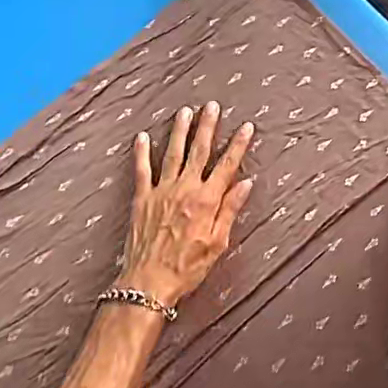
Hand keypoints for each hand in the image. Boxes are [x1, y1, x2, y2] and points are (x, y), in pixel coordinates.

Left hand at [118, 101, 253, 307]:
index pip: (226, 165)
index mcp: (206, 200)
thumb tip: (246, 183)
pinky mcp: (142, 198)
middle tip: (212, 106)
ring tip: (185, 111)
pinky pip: (142, 170)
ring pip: (173, 154)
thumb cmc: (187, 267)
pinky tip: (141, 136)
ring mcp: (161, 191)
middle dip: (208, 126)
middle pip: (199, 151)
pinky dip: (141, 152)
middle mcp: (185, 189)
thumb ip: (230, 209)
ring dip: (180, 131)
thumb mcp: (218, 242)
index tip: (246, 126)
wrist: (149, 282)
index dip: (238, 145)